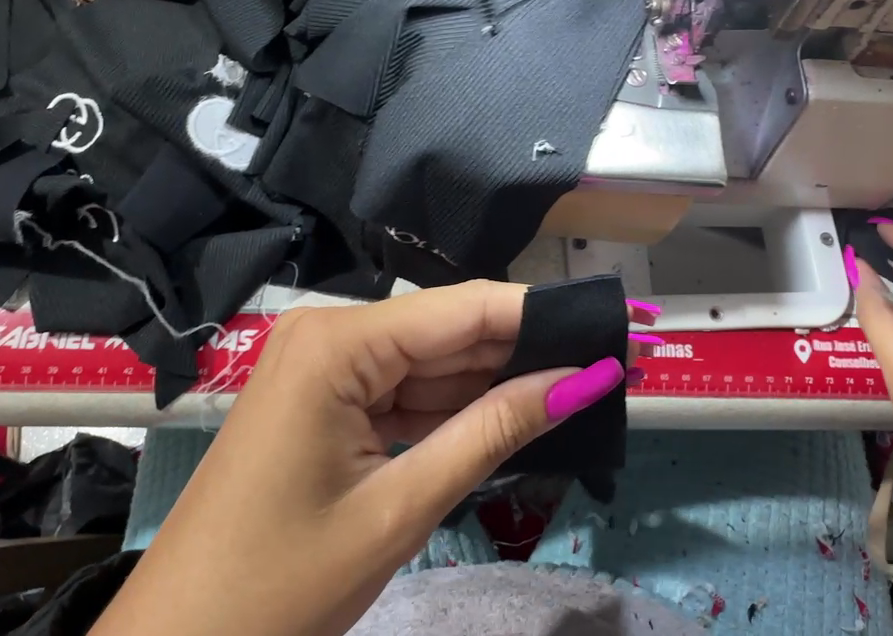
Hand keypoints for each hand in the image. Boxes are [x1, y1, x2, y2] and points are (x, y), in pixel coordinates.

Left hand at [90, 280, 638, 635]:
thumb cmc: (282, 584)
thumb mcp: (402, 506)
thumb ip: (495, 431)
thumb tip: (583, 379)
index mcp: (340, 341)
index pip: (465, 309)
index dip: (542, 317)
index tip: (610, 330)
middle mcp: (330, 332)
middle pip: (448, 330)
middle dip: (522, 353)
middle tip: (603, 370)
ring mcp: (322, 364)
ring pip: (429, 362)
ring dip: (491, 384)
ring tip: (571, 393)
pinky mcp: (321, 398)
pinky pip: (401, 390)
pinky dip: (449, 410)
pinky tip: (506, 419)